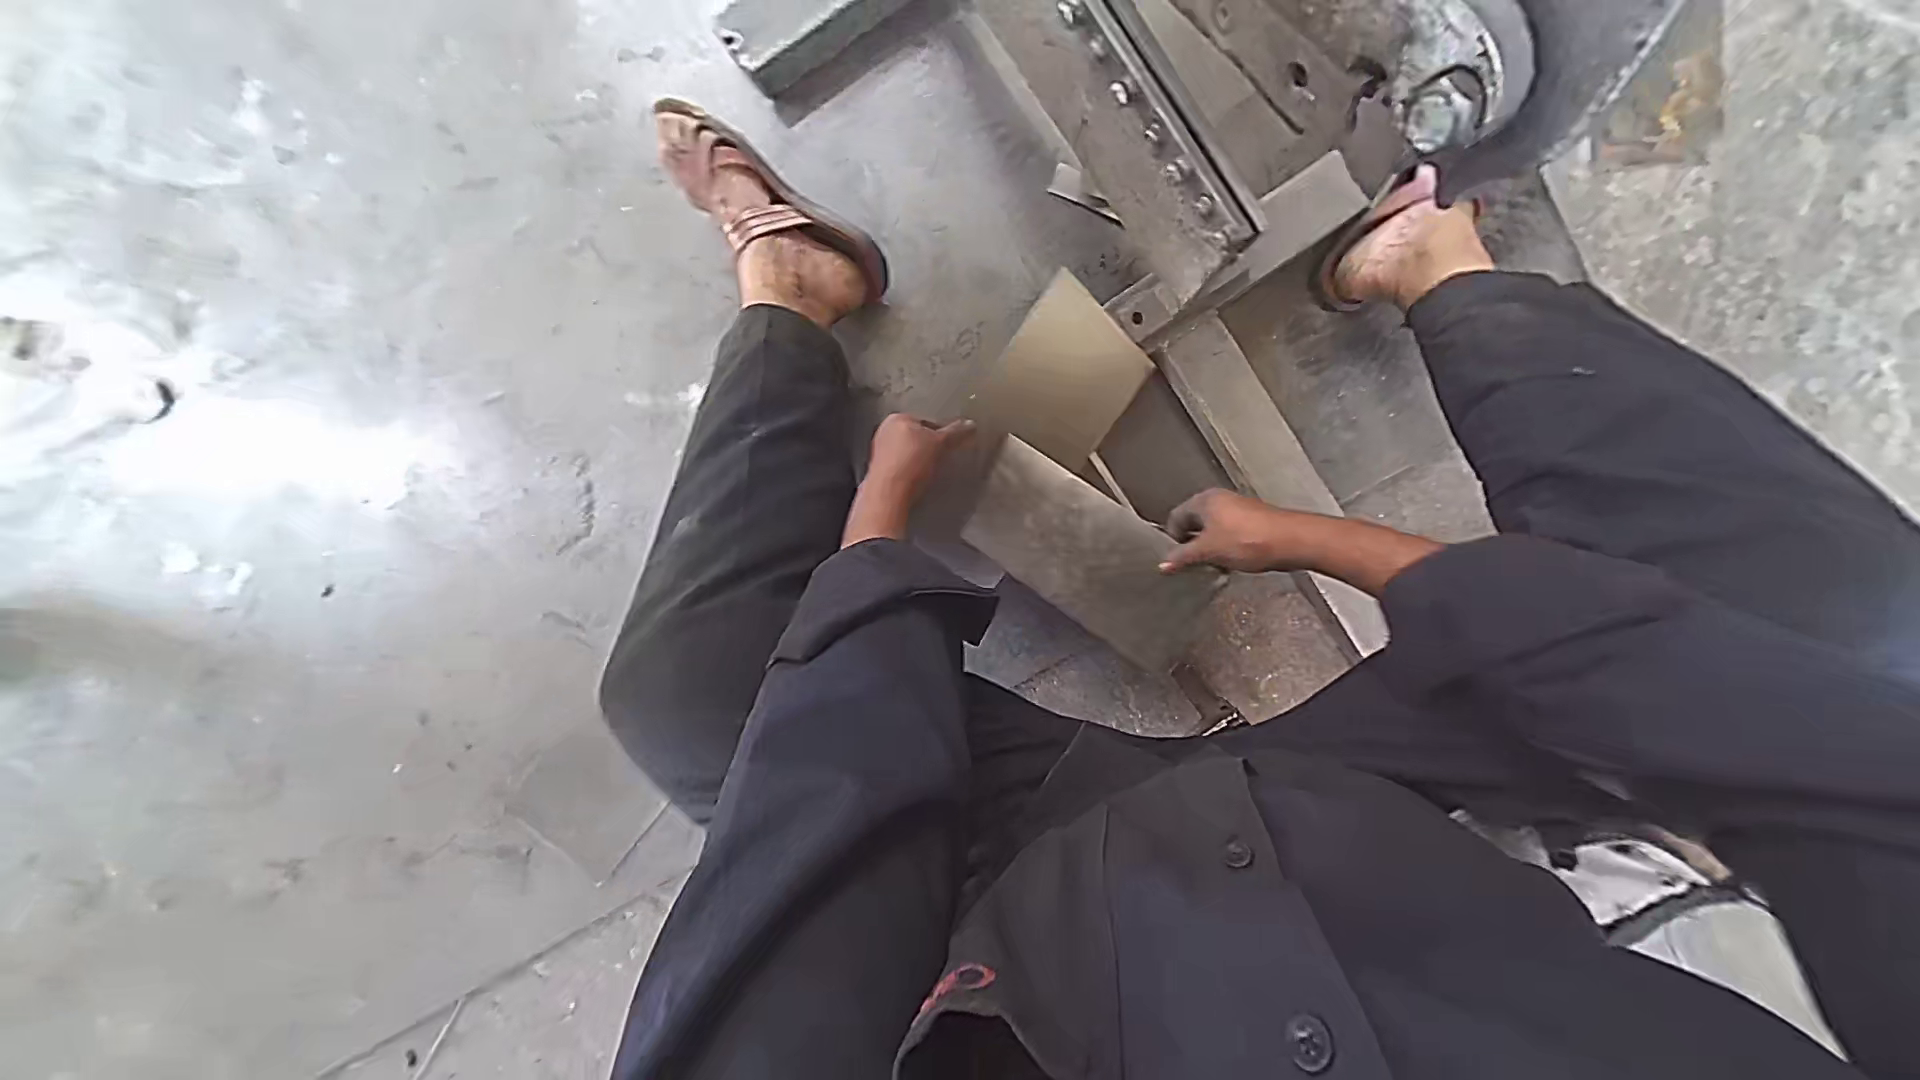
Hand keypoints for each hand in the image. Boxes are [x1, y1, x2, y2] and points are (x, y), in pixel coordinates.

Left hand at [842, 414, 975, 546]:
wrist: (889, 494)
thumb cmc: (912, 462)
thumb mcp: (940, 444)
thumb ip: (956, 433)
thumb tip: (971, 425)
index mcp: (897, 418)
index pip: (928, 422)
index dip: (942, 434)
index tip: (950, 447)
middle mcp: (884, 431)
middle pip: (917, 437)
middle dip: (930, 447)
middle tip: (941, 460)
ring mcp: (879, 452)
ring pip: (908, 453)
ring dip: (920, 461)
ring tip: (930, 473)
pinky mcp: (879, 471)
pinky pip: (901, 467)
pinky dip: (910, 472)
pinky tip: (917, 482)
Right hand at [1160, 489, 1315, 573]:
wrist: (1293, 541)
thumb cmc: (1248, 540)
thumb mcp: (1208, 551)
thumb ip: (1183, 557)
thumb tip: (1163, 564)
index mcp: (1204, 500)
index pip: (1175, 518)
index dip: (1173, 539)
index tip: (1178, 558)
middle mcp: (1219, 499)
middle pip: (1194, 523)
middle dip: (1192, 544)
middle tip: (1195, 563)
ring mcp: (1237, 509)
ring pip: (1212, 530)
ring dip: (1210, 548)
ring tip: (1216, 564)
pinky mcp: (1252, 520)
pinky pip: (1229, 533)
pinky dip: (1227, 546)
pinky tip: (1233, 561)